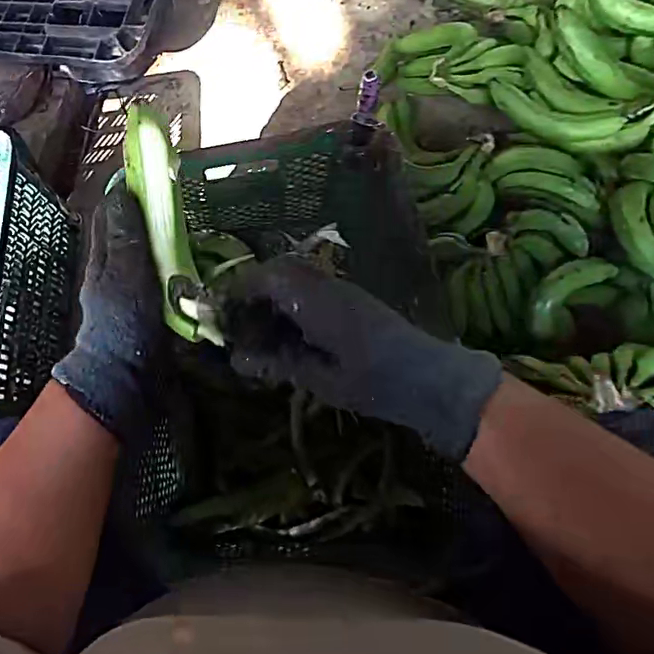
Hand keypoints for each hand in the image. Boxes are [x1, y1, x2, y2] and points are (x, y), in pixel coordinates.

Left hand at [50, 181, 165, 446]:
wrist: (126, 379)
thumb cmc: (123, 322)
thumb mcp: (123, 273)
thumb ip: (124, 235)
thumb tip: (121, 192)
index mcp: (104, 256)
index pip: (112, 211)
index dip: (129, 190)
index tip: (154, 173)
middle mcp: (114, 268)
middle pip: (130, 229)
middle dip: (151, 211)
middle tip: (181, 198)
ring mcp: (131, 289)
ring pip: (147, 251)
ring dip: (164, 236)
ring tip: (191, 224)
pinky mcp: (148, 306)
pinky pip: (161, 274)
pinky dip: (173, 262)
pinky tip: (192, 260)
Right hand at [222, 257, 501, 462]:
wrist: (430, 377)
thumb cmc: (373, 382)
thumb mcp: (319, 378)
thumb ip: (277, 363)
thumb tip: (237, 359)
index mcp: (315, 301)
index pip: (265, 279)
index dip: (239, 291)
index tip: (222, 310)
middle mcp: (327, 286)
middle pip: (279, 271)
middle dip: (253, 289)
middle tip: (239, 318)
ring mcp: (342, 289)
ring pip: (296, 276)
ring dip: (273, 293)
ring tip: (260, 325)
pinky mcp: (353, 299)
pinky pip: (312, 287)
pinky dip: (292, 300)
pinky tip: (289, 329)